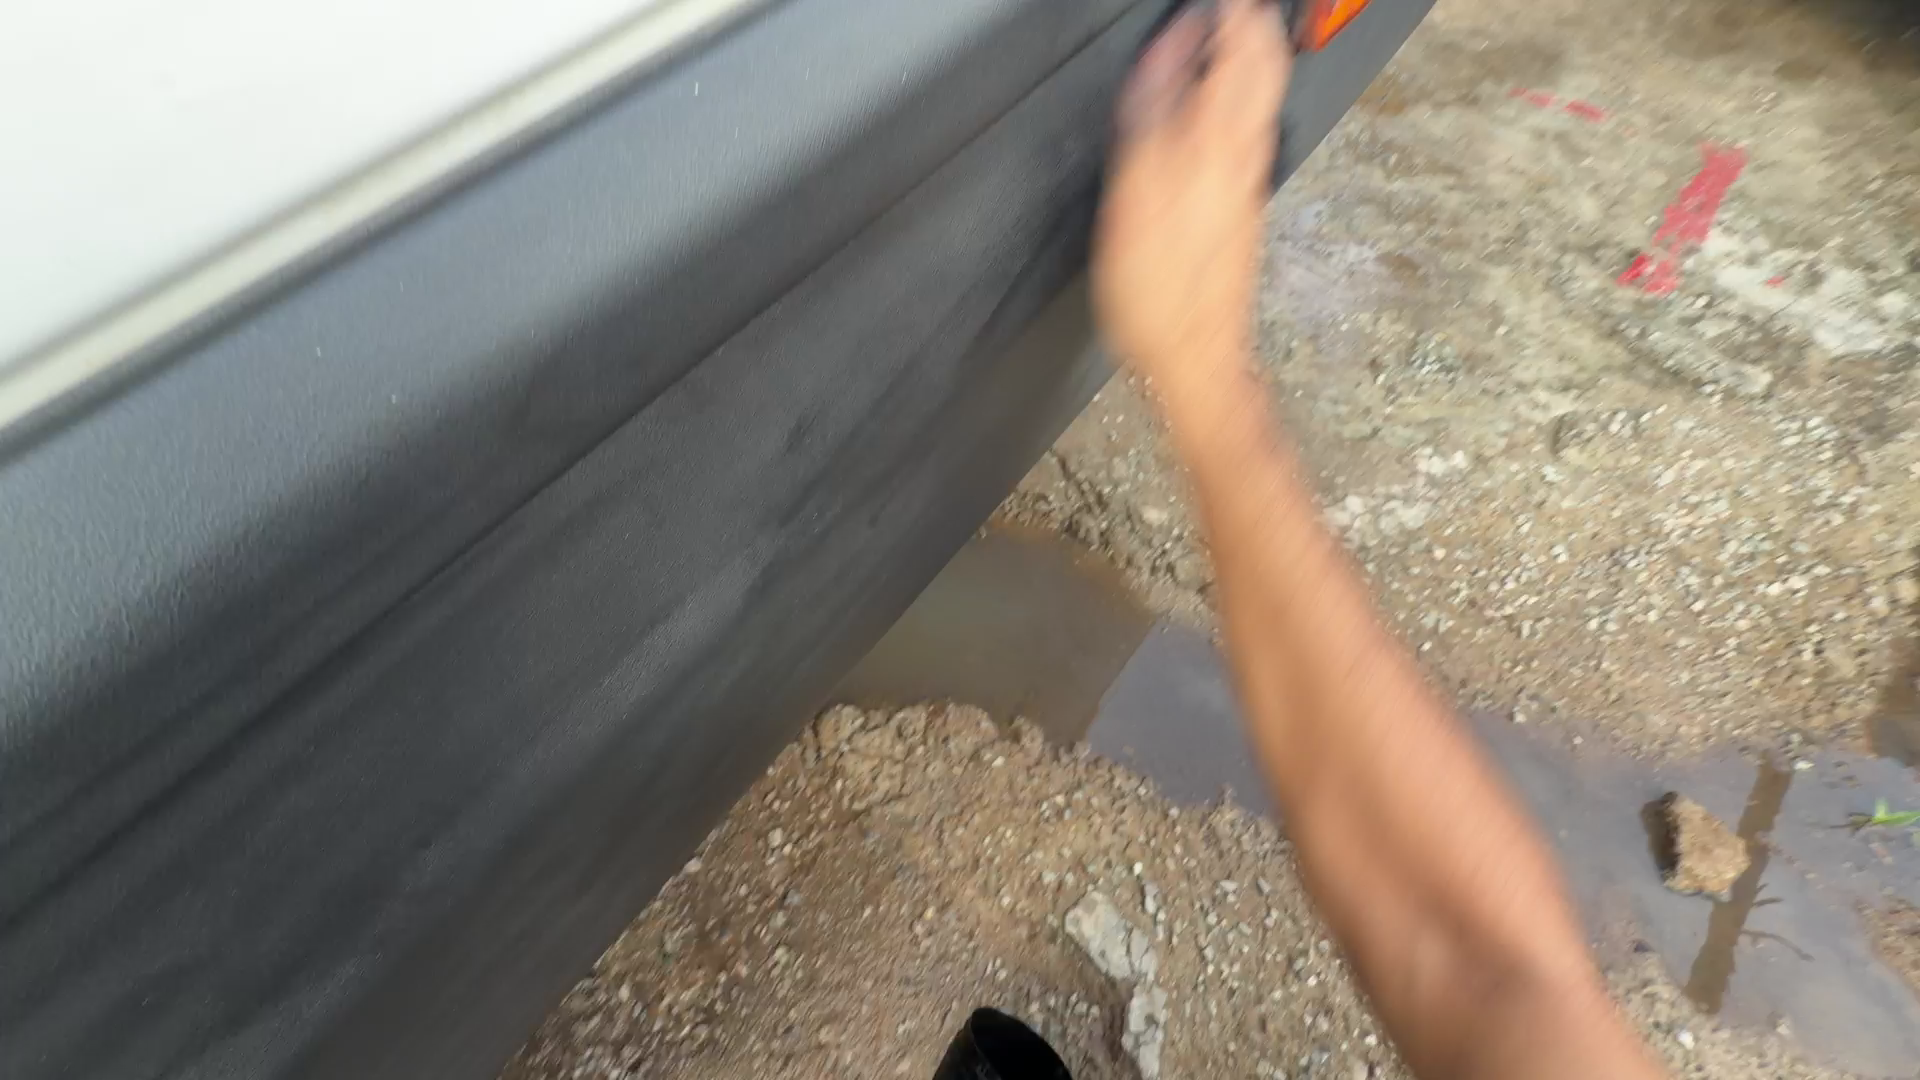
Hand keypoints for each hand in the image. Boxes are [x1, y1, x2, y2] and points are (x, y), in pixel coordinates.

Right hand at [1091, 0, 1288, 406]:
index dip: (1214, 18)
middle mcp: (1239, 157)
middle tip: (1229, 9)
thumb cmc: (1156, 296)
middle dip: (1248, 25)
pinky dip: (1247, 102)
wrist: (1196, 353)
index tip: (1198, 6)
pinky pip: (1255, 136)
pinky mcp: (1244, 211)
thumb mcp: (1131, 208)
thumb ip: (1148, 128)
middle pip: (1260, 66)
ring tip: (1235, 36)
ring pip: (1265, 100)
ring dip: (1255, 58)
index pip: (1225, 51)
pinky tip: (1227, 110)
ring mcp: (1247, 184)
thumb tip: (1164, 64)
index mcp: (1209, 146)